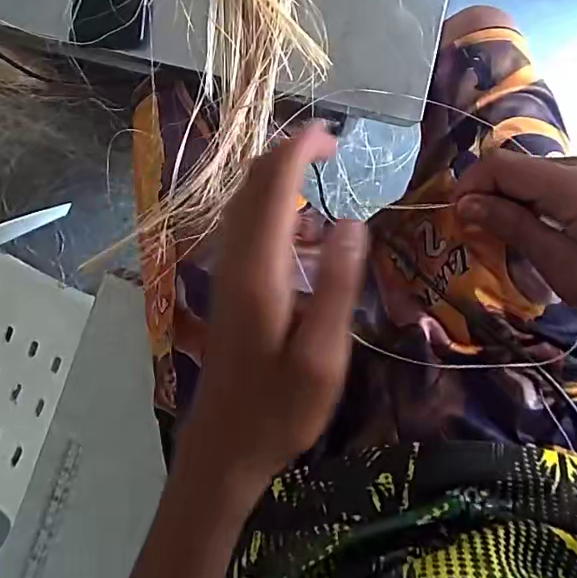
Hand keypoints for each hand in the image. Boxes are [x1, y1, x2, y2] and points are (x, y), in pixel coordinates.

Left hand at [183, 122, 367, 488]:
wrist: (223, 444)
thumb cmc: (279, 407)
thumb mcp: (322, 356)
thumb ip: (336, 285)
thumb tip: (352, 222)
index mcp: (258, 265)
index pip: (274, 183)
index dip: (300, 148)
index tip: (332, 133)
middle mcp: (235, 254)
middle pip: (254, 181)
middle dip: (290, 153)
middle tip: (334, 151)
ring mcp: (226, 266)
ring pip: (248, 199)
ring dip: (282, 179)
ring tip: (326, 187)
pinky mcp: (228, 280)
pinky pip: (249, 223)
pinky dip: (277, 208)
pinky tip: (307, 236)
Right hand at [453, 151, 576, 369]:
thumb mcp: (567, 270)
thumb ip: (515, 228)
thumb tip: (464, 203)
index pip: (501, 165)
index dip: (469, 187)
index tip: (452, 222)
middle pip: (512, 168)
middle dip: (483, 197)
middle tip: (472, 239)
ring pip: (524, 178)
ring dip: (502, 204)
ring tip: (495, 243)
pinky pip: (543, 188)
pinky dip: (524, 208)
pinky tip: (525, 237)